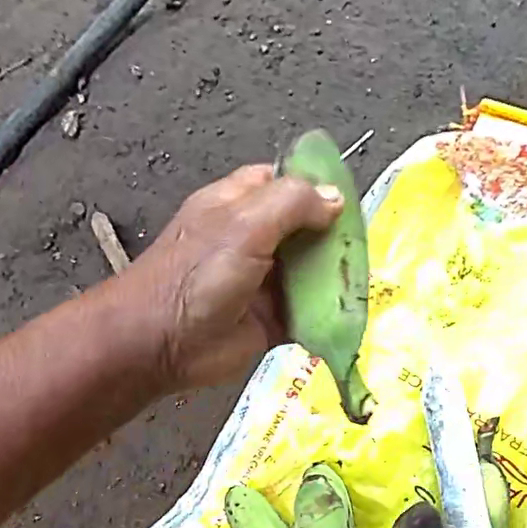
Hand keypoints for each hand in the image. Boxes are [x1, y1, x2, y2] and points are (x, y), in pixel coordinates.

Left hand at [113, 164, 343, 389]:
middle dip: (333, 236)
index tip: (348, 200)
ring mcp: (263, 283)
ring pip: (310, 273)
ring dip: (335, 278)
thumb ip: (292, 203)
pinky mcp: (271, 321)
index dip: (315, 187)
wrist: (161, 344)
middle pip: (305, 230)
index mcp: (239, 205)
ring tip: (364, 280)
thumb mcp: (243, 225)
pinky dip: (327, 315)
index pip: (284, 183)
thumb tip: (336, 200)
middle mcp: (253, 240)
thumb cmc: (197, 276)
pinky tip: (350, 315)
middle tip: (364, 246)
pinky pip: (308, 313)